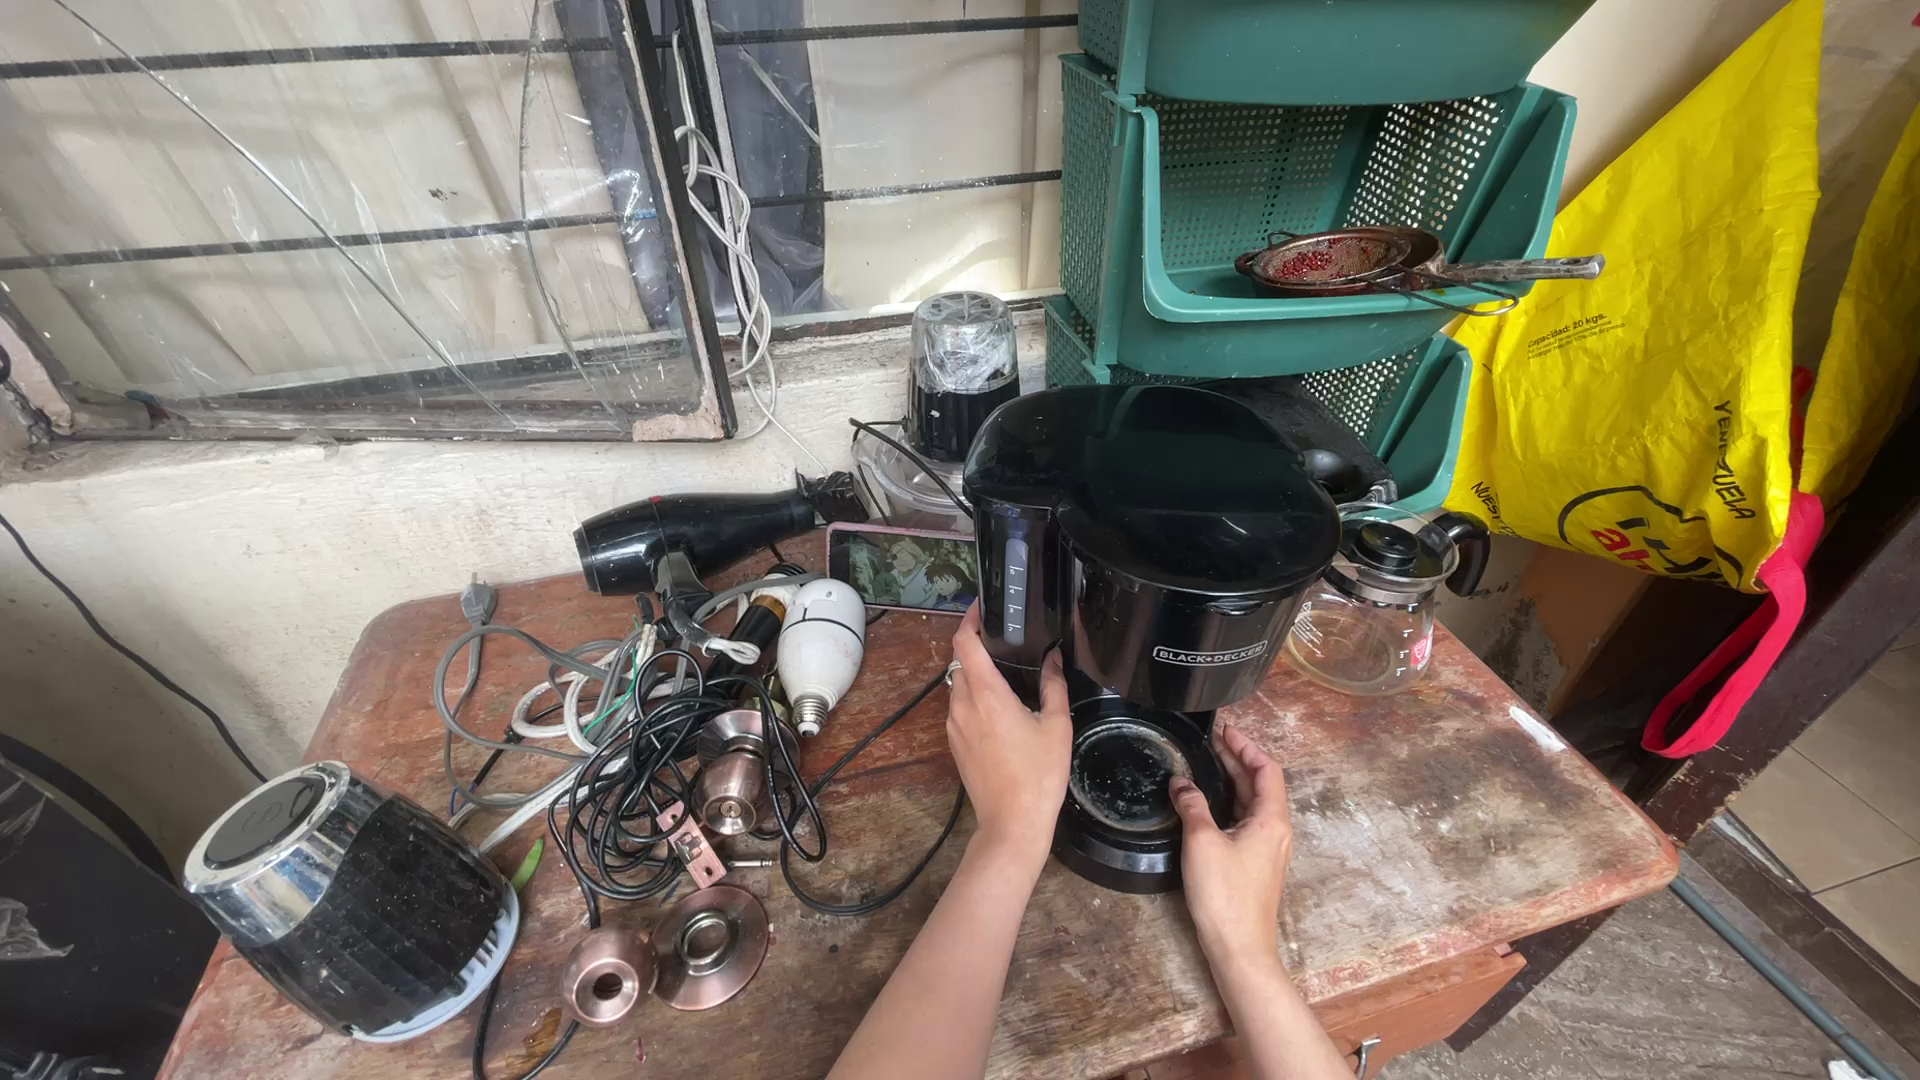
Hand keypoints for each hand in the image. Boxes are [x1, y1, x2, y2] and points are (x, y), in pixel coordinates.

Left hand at [946, 603, 1071, 864]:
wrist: (1012, 823)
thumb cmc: (1039, 775)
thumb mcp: (1056, 726)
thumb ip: (1053, 685)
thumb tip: (1053, 658)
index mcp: (986, 694)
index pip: (964, 643)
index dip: (968, 620)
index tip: (981, 609)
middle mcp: (963, 705)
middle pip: (959, 661)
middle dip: (976, 647)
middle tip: (1002, 642)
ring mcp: (954, 725)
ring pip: (958, 685)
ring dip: (975, 675)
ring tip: (1005, 676)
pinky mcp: (954, 743)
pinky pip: (959, 708)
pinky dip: (973, 698)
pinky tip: (999, 710)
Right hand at [1171, 723, 1292, 966]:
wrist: (1239, 948)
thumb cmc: (1225, 894)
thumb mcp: (1202, 841)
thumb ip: (1192, 804)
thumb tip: (1181, 782)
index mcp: (1271, 820)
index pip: (1267, 769)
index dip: (1247, 746)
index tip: (1224, 730)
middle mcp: (1275, 831)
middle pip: (1261, 783)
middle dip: (1238, 758)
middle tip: (1211, 740)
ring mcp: (1266, 848)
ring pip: (1252, 801)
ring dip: (1233, 778)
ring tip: (1206, 761)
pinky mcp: (1254, 862)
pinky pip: (1244, 818)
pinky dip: (1228, 799)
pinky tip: (1206, 799)